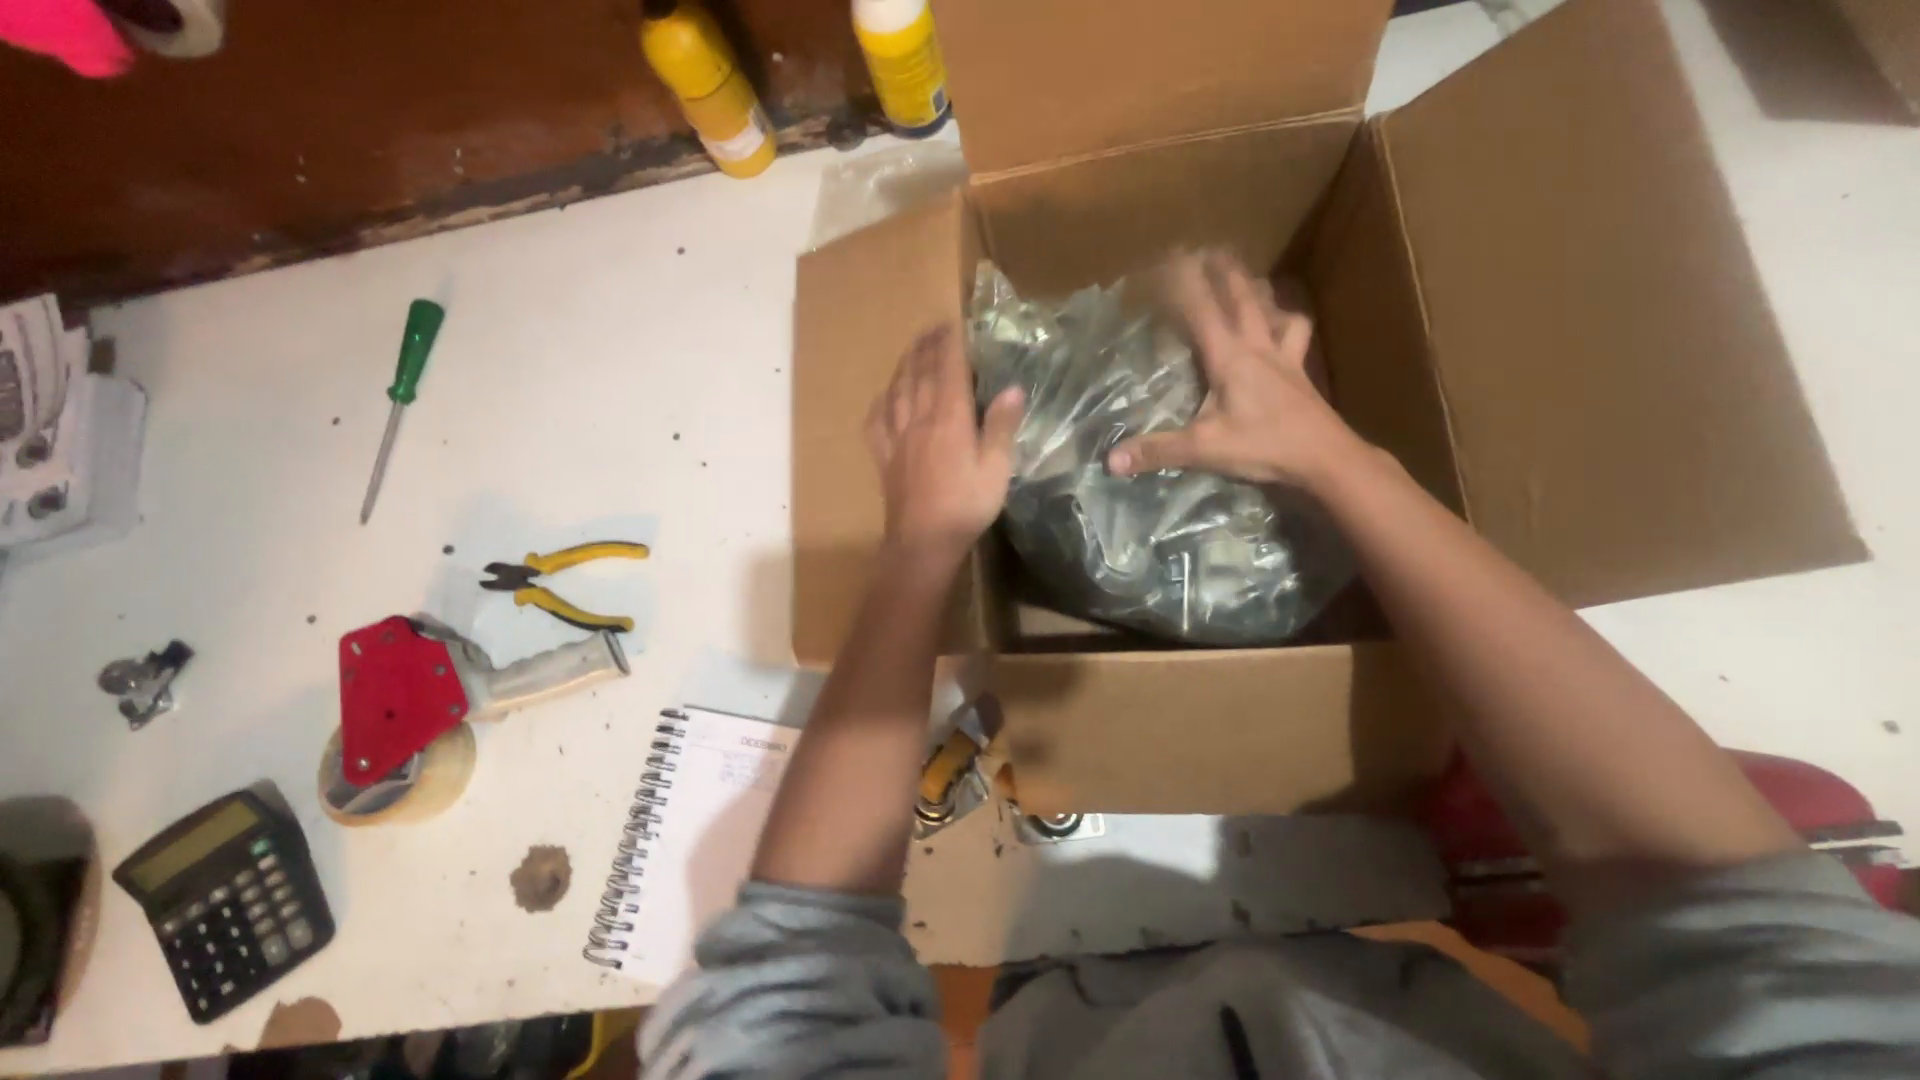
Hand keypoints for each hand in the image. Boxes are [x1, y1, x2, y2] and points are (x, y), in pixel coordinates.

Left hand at [866, 324, 1024, 565]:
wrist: (922, 542)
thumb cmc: (965, 507)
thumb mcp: (995, 469)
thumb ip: (1001, 427)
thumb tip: (1012, 388)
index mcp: (949, 419)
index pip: (949, 370)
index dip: (950, 344)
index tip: (953, 323)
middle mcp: (919, 420)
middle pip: (919, 374)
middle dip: (926, 348)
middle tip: (931, 330)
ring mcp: (897, 439)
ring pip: (897, 392)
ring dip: (904, 366)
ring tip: (911, 351)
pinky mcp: (884, 458)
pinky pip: (876, 422)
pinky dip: (881, 402)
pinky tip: (884, 397)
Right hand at [1107, 251, 1363, 491]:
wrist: (1326, 458)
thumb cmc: (1264, 446)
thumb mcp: (1204, 449)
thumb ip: (1158, 450)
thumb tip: (1111, 460)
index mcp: (1229, 357)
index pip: (1200, 309)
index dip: (1182, 281)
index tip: (1167, 256)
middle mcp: (1257, 347)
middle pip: (1241, 297)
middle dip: (1222, 271)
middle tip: (1209, 248)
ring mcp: (1283, 357)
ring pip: (1272, 310)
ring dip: (1258, 290)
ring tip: (1248, 279)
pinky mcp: (1299, 373)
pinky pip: (1295, 335)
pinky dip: (1287, 322)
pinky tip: (1282, 325)